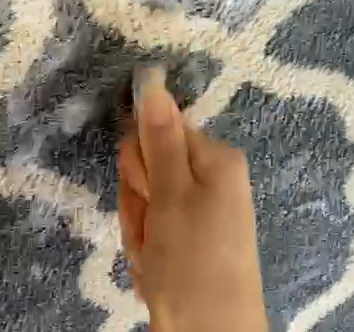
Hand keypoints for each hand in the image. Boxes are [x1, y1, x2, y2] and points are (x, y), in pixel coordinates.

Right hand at [118, 70, 268, 331]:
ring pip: (142, 200)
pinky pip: (149, 231)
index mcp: (215, 159)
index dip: (142, 160)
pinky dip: (145, 251)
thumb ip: (159, 138)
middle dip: (138, 198)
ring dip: (139, 229)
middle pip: (147, 164)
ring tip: (156, 256)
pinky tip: (157, 271)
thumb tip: (152, 81)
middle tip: (153, 228)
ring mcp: (196, 214)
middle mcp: (209, 180)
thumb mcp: (172, 195)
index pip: (158, 129)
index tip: (147, 189)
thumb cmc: (195, 262)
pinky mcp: (185, 243)